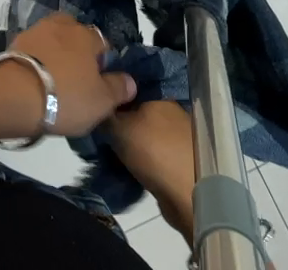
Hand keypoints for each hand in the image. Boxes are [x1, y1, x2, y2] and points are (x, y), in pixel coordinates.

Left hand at [1, 14, 137, 136]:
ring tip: (56, 77)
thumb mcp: (102, 101)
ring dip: (56, 51)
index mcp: (86, 36)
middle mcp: (61, 25)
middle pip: (75, 33)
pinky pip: (34, 47)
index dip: (104, 61)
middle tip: (77, 76)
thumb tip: (130, 79)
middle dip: (77, 48)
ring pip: (53, 37)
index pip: (103, 42)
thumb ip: (119, 88)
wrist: (15, 96)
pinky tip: (38, 76)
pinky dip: (38, 57)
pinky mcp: (15, 42)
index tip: (100, 81)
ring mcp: (35, 31)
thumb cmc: (66, 97)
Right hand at [108, 100, 196, 241]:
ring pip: (149, 136)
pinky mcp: (185, 163)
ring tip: (114, 154)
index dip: (113, 100)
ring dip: (135, 144)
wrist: (190, 195)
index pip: (130, 91)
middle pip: (140, 113)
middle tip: (103, 135)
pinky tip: (132, 167)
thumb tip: (99, 104)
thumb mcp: (118, 127)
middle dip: (124, 123)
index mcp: (161, 98)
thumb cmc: (153, 151)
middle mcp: (175, 114)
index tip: (97, 111)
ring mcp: (183, 140)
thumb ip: (106, 113)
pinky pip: (157, 155)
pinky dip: (146, 161)